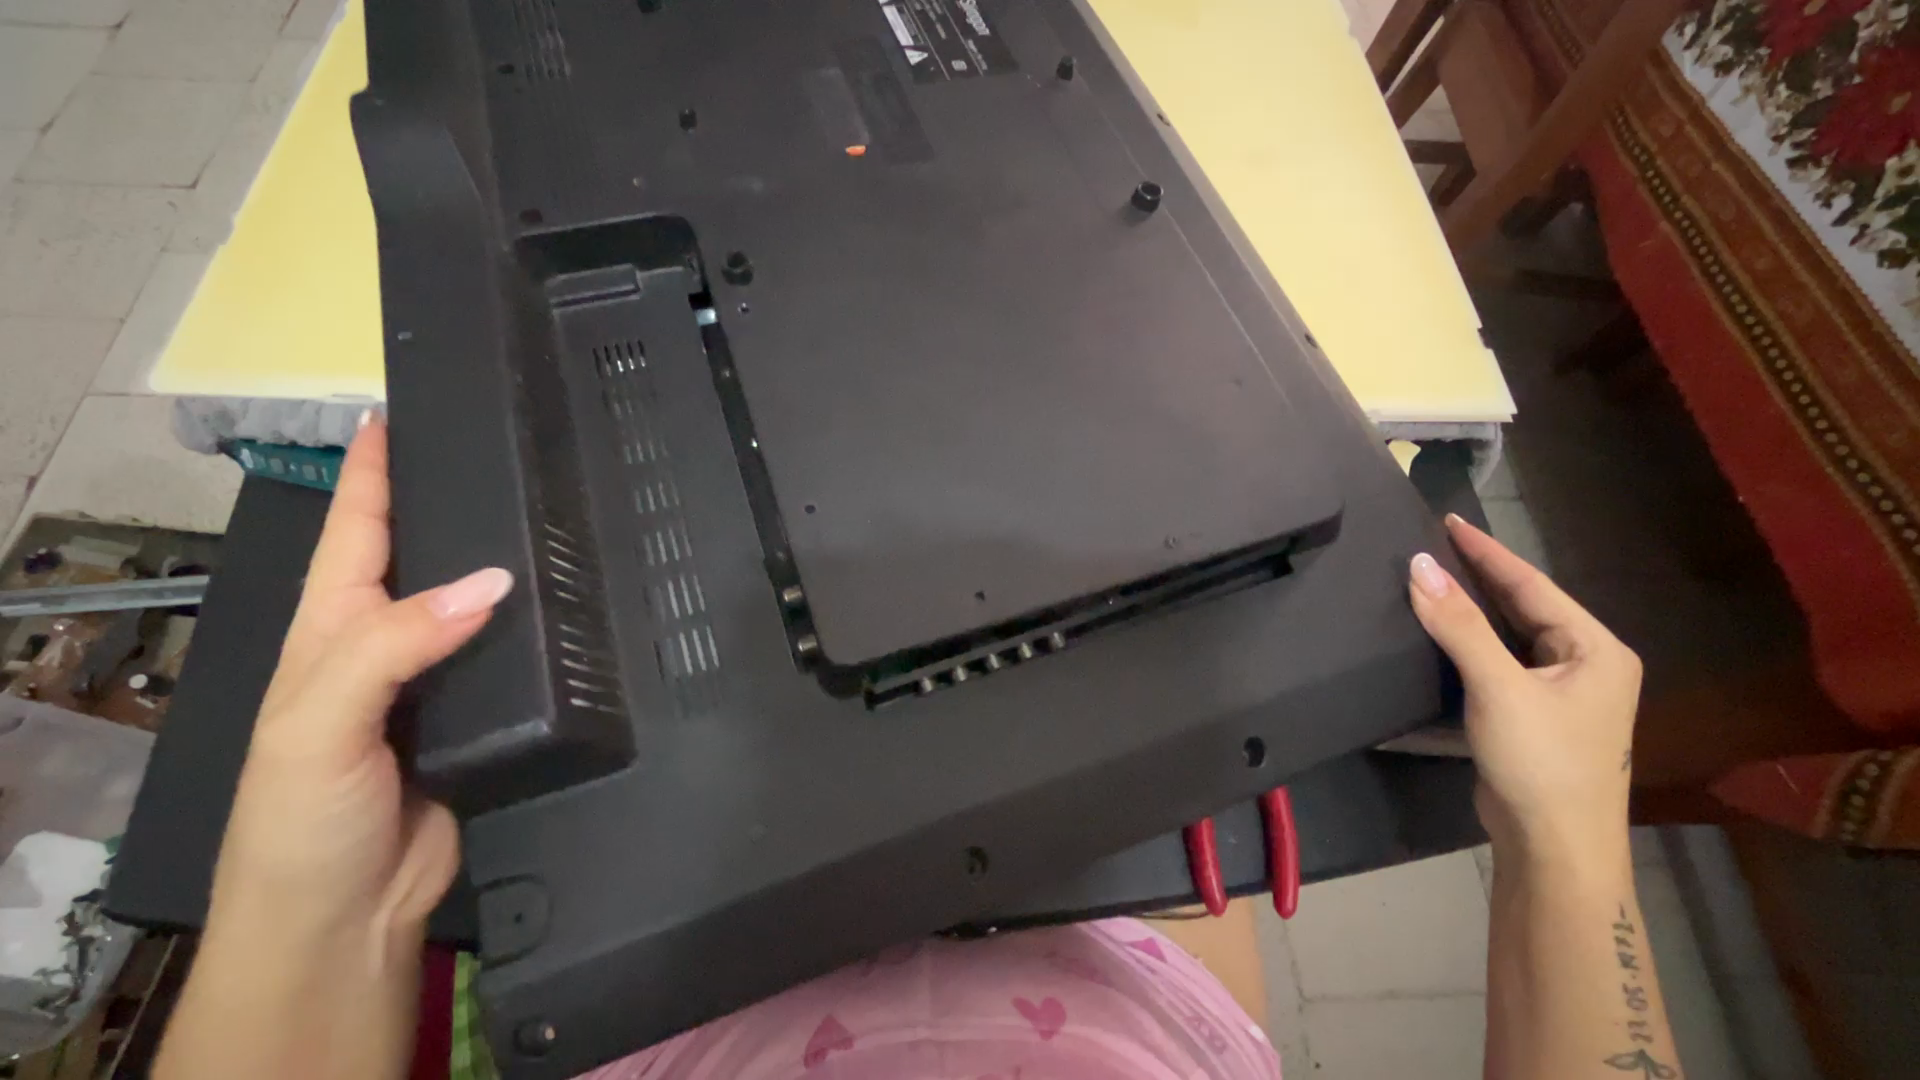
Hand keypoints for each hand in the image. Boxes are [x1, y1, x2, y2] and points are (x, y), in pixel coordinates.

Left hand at [162, 418, 513, 1079]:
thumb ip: (393, 645)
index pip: (355, 528)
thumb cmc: (303, 818)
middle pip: (430, 554)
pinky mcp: (491, 712)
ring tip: (567, 516)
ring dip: (517, 561)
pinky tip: (583, 604)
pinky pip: (521, 655)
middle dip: (460, 500)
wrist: (351, 913)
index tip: (406, 409)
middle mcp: (391, 642)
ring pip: (486, 603)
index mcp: (333, 628)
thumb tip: (495, 580)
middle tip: (519, 452)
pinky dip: (548, 624)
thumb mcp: (319, 722)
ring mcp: (444, 679)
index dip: (374, 467)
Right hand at [1407, 514, 1641, 858]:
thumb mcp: (1498, 687)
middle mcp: (1584, 665)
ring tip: (1431, 581)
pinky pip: (1498, 665)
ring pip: (1509, 637)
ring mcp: (1560, 694)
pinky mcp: (1532, 718)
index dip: (1488, 552)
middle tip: (1435, 545)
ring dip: (1470, 611)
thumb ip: (1458, 625)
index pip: (1533, 585)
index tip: (1447, 520)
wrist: (1553, 848)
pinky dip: (1468, 645)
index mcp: (1595, 649)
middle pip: (1524, 608)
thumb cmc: (1540, 761)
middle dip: (1480, 576)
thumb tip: (1419, 566)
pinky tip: (1440, 636)